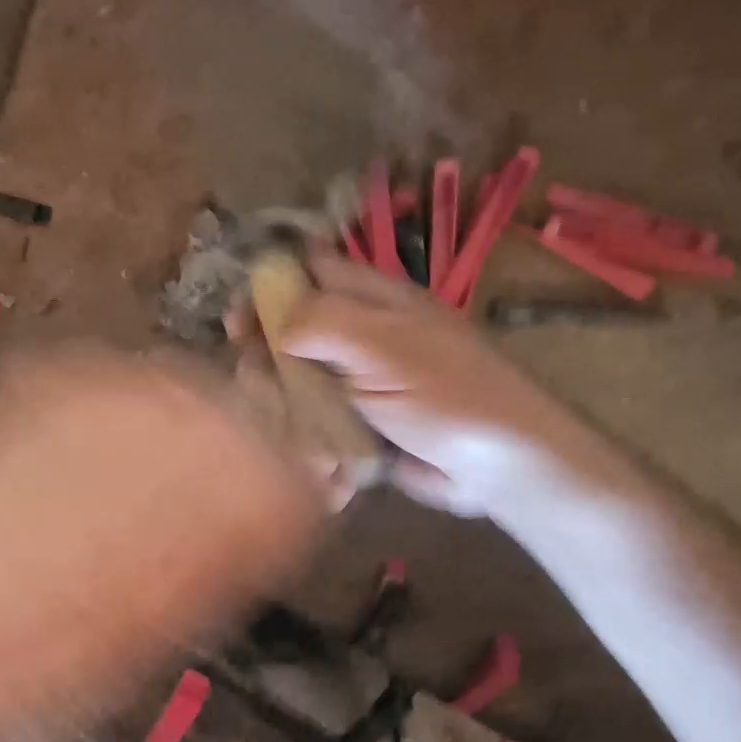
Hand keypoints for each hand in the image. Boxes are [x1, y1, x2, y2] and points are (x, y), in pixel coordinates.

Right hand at [282, 257, 594, 515]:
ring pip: (293, 383)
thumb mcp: (383, 345)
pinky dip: (307, 442)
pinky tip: (318, 462)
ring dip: (283, 406)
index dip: (269, 287)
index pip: (308, 273)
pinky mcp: (356, 426)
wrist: (501, 468)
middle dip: (266, 358)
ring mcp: (356, 384)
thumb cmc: (448, 396)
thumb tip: (269, 321)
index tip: (239, 322)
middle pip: (288, 333)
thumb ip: (320, 321)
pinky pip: (312, 424)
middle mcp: (359, 337)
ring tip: (292, 429)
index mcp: (372, 302)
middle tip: (259, 382)